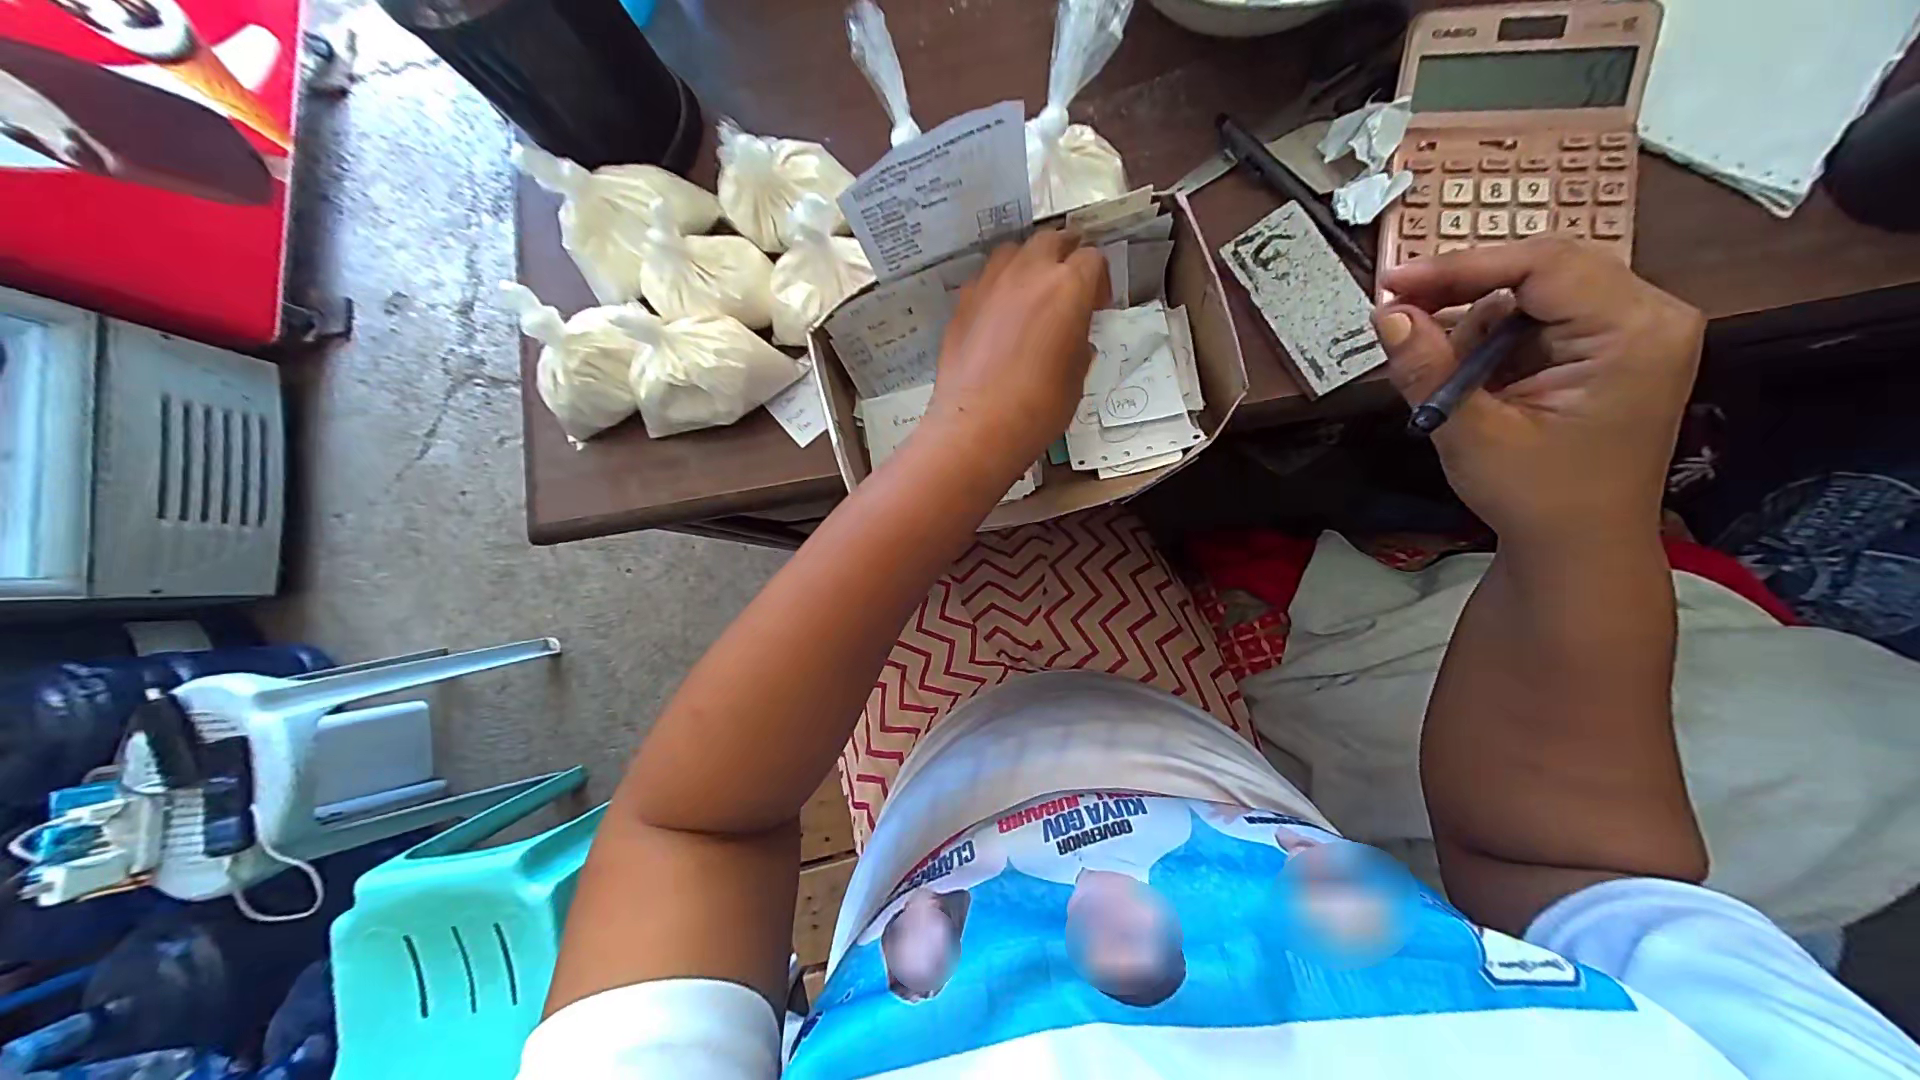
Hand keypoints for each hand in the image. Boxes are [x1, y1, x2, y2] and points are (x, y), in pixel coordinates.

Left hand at [918, 229, 1108, 480]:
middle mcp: (1028, 272)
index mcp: (1068, 286)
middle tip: (1069, 286)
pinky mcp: (962, 302)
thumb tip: (1074, 338)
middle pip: (1051, 241)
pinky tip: (999, 315)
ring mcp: (990, 283)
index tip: (1098, 304)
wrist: (977, 427)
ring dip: (1028, 263)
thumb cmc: (1038, 408)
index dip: (1100, 279)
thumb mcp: (1075, 377)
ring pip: (1013, 251)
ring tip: (1031, 293)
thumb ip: (1079, 344)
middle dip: (1065, 256)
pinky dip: (998, 286)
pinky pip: (985, 278)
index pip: (1093, 259)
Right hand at [1372, 238, 1703, 545]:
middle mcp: (1646, 317)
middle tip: (1399, 312)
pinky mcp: (1606, 349)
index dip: (1461, 267)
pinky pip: (1537, 320)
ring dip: (1474, 324)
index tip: (1393, 283)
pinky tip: (1465, 376)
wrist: (1578, 544)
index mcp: (1633, 332)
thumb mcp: (1470, 434)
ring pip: (1533, 294)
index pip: (1544, 265)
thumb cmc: (1535, 496)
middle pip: (1542, 271)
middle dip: (1463, 291)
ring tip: (1440, 374)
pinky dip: (1489, 341)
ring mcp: (1631, 332)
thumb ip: (1427, 369)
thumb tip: (1387, 315)